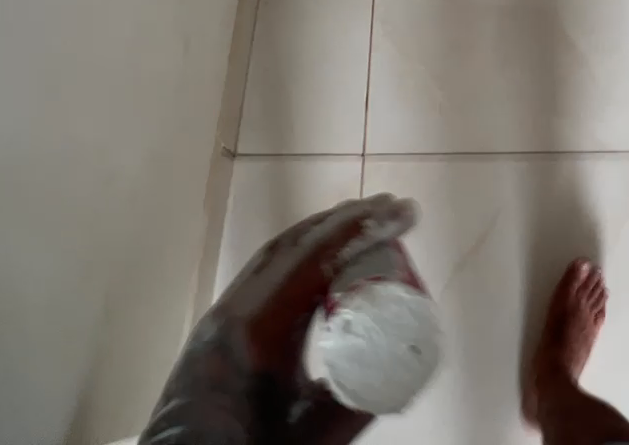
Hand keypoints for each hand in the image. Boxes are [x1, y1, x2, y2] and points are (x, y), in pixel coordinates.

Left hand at [139, 194, 418, 444]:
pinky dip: (302, 250)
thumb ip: (360, 398)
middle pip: (297, 245)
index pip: (315, 259)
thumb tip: (409, 365)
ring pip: (279, 252)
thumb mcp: (313, 436)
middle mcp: (233, 309)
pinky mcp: (219, 324)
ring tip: (364, 218)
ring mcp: (221, 313)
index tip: (400, 213)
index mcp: (256, 331)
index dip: (361, 229)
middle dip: (347, 220)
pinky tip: (323, 251)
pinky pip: (266, 270)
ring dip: (324, 231)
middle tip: (392, 207)